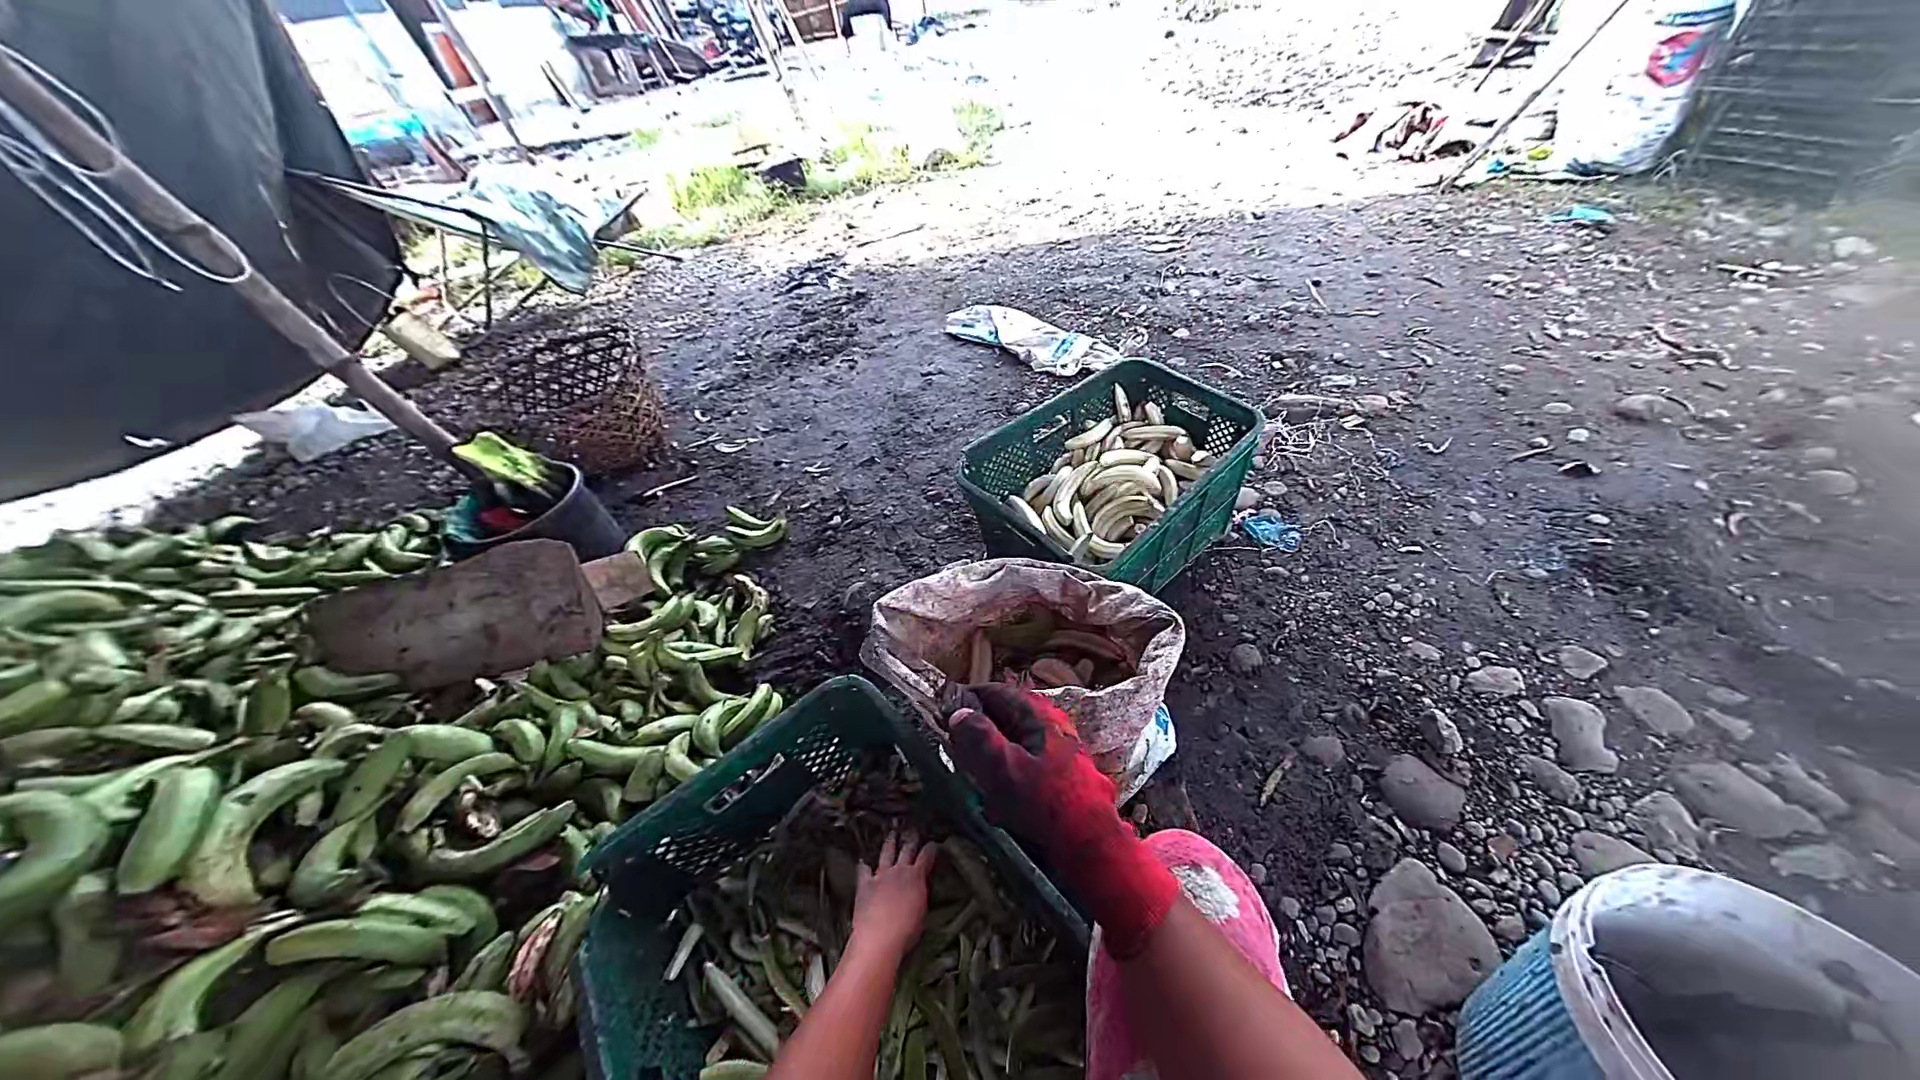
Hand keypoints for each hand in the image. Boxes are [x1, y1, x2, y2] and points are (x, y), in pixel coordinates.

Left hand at [849, 830, 936, 959]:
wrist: (879, 937)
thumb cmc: (906, 931)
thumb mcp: (922, 910)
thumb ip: (921, 893)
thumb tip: (920, 887)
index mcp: (916, 877)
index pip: (926, 856)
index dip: (930, 848)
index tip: (933, 843)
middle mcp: (899, 871)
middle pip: (906, 849)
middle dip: (911, 839)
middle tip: (913, 831)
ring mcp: (880, 875)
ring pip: (886, 853)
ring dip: (890, 843)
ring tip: (891, 834)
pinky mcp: (865, 884)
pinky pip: (863, 870)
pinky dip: (864, 865)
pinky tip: (862, 861)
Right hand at [944, 683, 1116, 842]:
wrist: (1093, 848)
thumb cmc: (1047, 805)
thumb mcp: (1002, 768)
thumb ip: (977, 737)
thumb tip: (959, 713)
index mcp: (1039, 714)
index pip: (996, 692)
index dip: (968, 699)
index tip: (946, 711)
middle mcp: (1055, 725)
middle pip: (1008, 716)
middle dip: (981, 729)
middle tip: (957, 744)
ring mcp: (1064, 751)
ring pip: (1019, 741)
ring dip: (996, 753)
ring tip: (976, 774)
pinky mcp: (1067, 777)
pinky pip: (1030, 765)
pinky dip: (1011, 773)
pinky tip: (1003, 799)